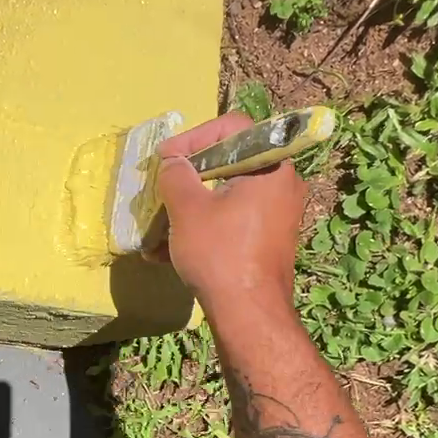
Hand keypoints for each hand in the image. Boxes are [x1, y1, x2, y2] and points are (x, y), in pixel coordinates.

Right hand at [151, 113, 309, 328]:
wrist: (248, 309)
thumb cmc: (219, 252)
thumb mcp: (187, 210)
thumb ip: (176, 176)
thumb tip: (173, 162)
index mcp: (269, 166)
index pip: (234, 128)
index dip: (194, 137)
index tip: (165, 157)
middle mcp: (281, 183)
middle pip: (228, 163)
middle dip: (187, 178)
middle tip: (160, 188)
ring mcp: (277, 212)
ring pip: (225, 195)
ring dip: (187, 207)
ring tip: (157, 228)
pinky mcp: (268, 237)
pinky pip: (231, 219)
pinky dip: (202, 227)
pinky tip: (168, 252)